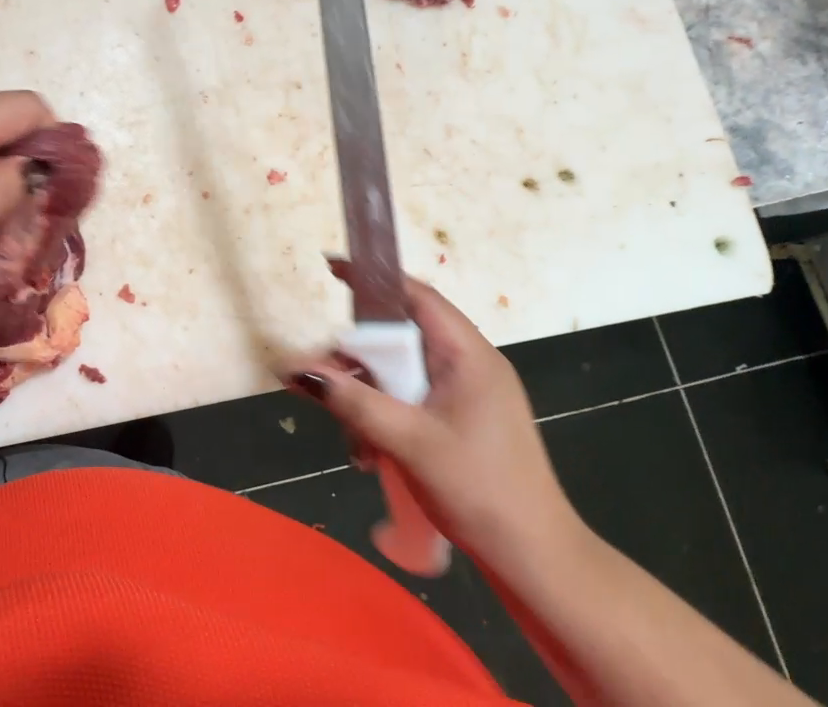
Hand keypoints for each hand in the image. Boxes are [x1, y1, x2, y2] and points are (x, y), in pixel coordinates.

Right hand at [288, 262, 586, 571]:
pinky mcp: (459, 423)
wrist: (532, 557)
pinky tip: (369, 452)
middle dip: (356, 358)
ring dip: (366, 396)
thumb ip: (351, 401)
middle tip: (319, 381)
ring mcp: (466, 397)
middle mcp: (469, 367)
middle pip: (399, 338)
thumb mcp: (407, 440)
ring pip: (399, 374)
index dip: (373, 281)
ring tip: (350, 436)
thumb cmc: (478, 488)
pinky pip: (409, 400)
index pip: (417, 298)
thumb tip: (295, 368)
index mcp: (469, 357)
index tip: (330, 270)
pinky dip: (382, 416)